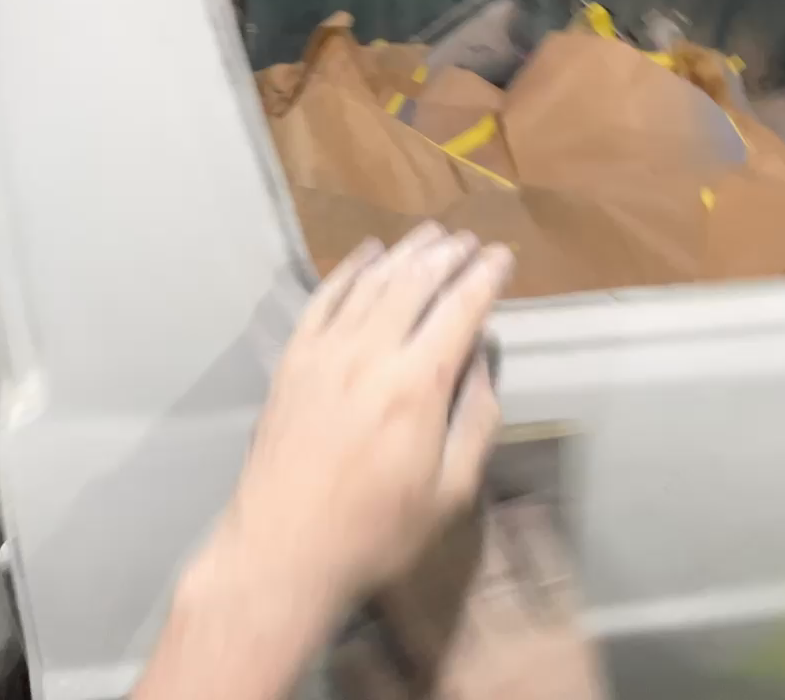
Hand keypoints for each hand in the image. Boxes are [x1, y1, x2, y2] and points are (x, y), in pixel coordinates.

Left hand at [210, 223, 512, 613]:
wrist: (282, 549)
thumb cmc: (376, 530)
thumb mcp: (450, 491)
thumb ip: (476, 419)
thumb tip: (481, 359)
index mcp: (417, 385)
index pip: (460, 310)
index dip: (485, 277)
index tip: (502, 256)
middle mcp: (371, 352)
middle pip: (416, 283)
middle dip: (448, 255)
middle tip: (468, 241)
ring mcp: (326, 350)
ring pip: (372, 282)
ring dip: (405, 252)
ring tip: (430, 234)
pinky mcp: (294, 357)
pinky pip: (325, 298)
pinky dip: (350, 269)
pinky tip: (367, 253)